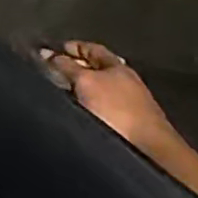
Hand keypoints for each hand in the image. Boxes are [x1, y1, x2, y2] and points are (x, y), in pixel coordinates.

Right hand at [40, 41, 178, 152]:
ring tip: (61, 94)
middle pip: (94, 69)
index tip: (52, 50)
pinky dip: (89, 106)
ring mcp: (130, 104)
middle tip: (51, 72)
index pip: (91, 48)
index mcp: (117, 66)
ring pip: (98, 89)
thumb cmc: (115, 109)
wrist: (149, 150)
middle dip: (73, 69)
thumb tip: (47, 53)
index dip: (72, 47)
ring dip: (80, 90)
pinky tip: (79, 113)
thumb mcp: (84, 81)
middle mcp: (125, 81)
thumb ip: (66, 66)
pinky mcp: (130, 125)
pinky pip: (102, 108)